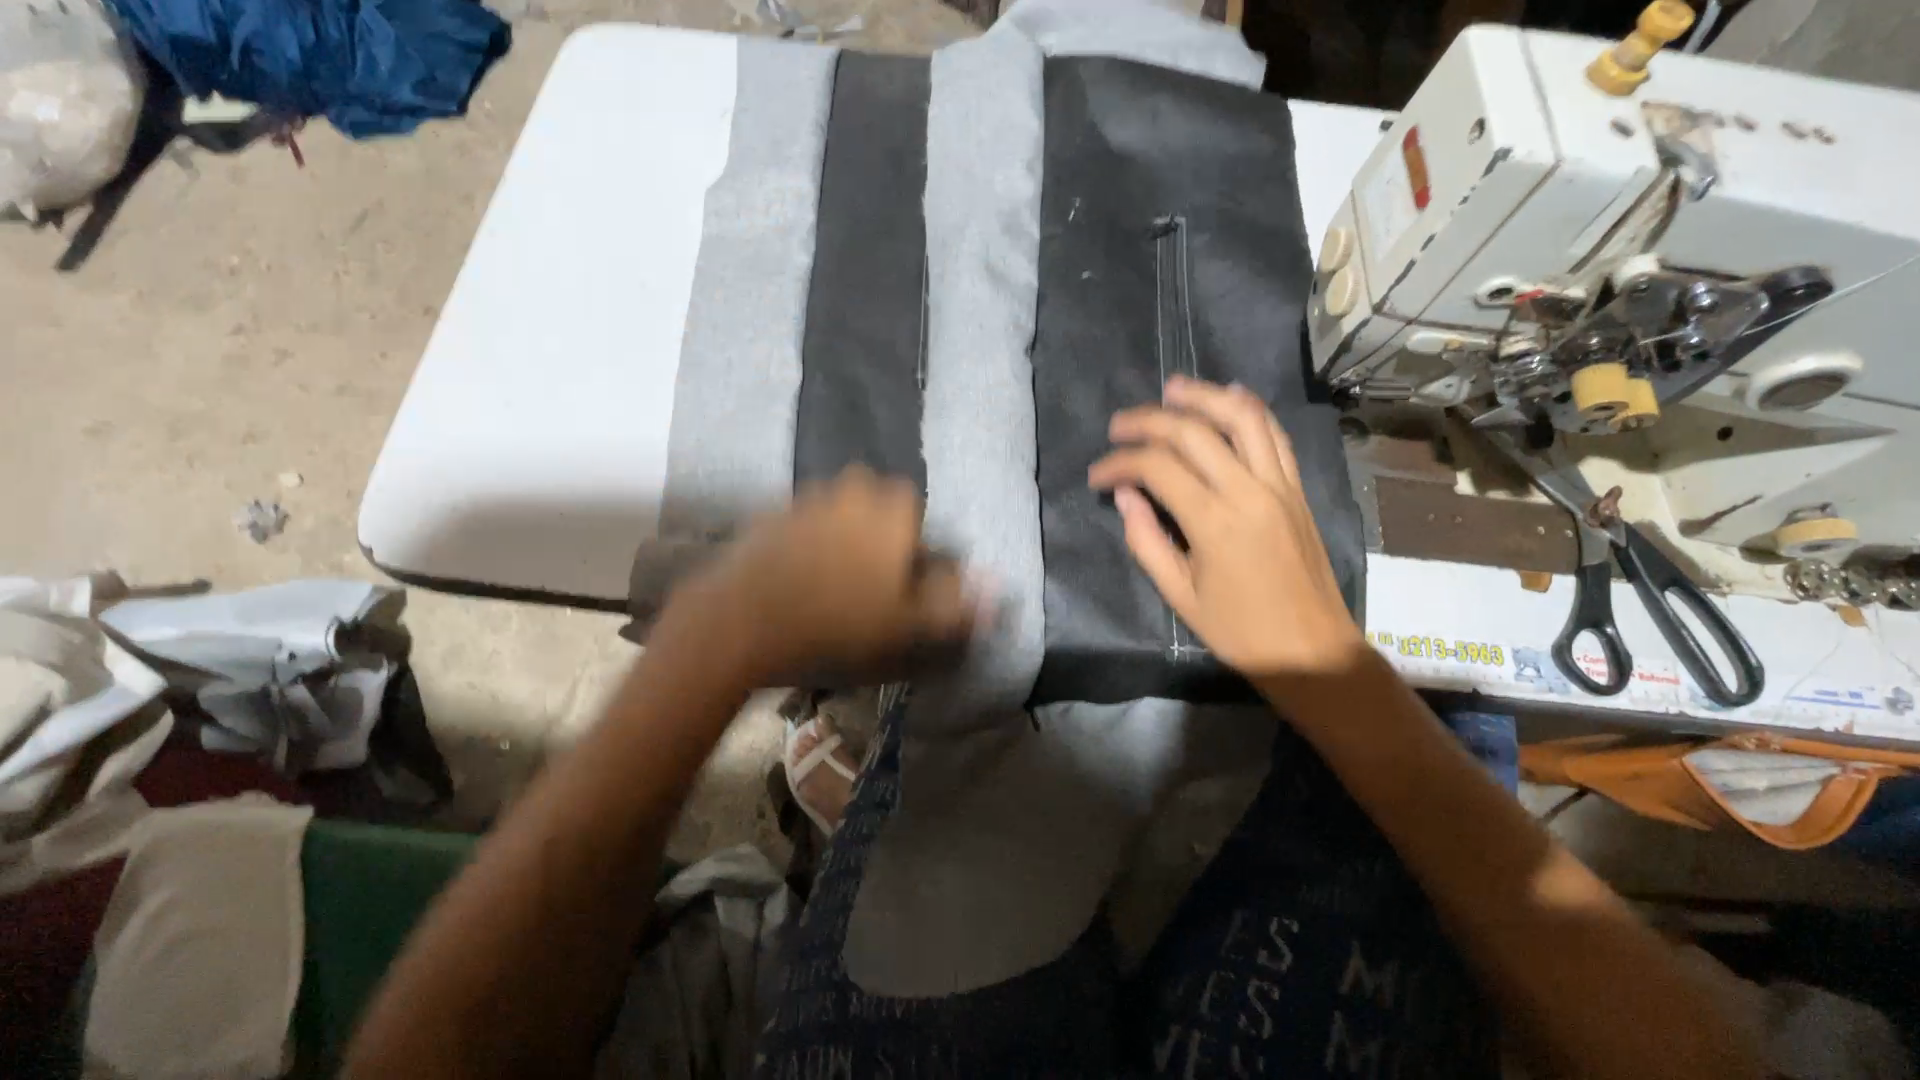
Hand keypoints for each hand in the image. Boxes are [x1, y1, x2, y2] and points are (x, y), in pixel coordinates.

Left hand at [666, 466, 975, 686]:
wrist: (740, 623)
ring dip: (840, 541)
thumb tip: (997, 590)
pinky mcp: (765, 518)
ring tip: (830, 589)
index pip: (916, 511)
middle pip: (875, 507)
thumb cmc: (836, 624)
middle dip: (877, 536)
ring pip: (837, 515)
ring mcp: (803, 500)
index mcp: (888, 507)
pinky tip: (795, 585)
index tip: (903, 583)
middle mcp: (849, 490)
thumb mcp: (907, 624)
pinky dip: (803, 548)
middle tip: (869, 584)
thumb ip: (956, 603)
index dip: (914, 546)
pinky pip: (799, 528)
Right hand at [1087, 376, 1365, 686]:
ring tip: (1171, 388)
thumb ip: (1146, 542)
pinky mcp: (1297, 488)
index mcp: (1214, 522)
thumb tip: (1125, 497)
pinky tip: (1230, 395)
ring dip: (1203, 396)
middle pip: (1193, 432)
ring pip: (1241, 417)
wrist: (1312, 650)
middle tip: (1118, 425)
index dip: (1119, 464)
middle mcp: (1248, 490)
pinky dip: (1250, 409)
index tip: (1097, 477)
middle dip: (1149, 421)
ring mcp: (1279, 484)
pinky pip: (1275, 435)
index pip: (1157, 468)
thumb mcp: (1180, 597)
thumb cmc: (1240, 631)